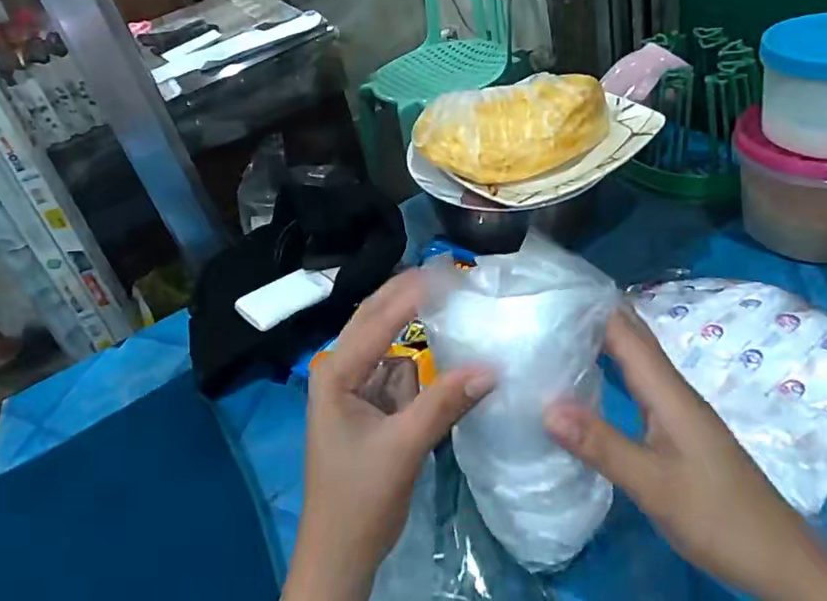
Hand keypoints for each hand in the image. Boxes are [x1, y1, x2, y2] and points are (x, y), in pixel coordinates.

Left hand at [284, 270, 495, 600]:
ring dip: (420, 322)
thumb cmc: (359, 499)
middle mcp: (340, 368)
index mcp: (335, 371)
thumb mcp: (403, 448)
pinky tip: (448, 345)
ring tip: (455, 298)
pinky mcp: (370, 403)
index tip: (451, 271)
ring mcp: (355, 385)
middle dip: (412, 293)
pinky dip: (424, 358)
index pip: (378, 318)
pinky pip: (400, 367)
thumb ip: (444, 403)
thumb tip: (491, 367)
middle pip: (378, 316)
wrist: (340, 555)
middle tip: (453, 271)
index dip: (414, 292)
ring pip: (392, 340)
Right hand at [544, 309, 826, 600]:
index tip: (550, 296)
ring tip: (560, 335)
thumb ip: (601, 444)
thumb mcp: (653, 484)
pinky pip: (641, 382)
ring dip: (603, 341)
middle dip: (594, 316)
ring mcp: (679, 409)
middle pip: (633, 337)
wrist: (778, 557)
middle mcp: (674, 389)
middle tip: (548, 309)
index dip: (590, 307)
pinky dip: (614, 369)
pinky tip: (595, 381)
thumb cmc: (717, 515)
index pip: (625, 330)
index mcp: (668, 390)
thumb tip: (547, 406)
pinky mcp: (680, 428)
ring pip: (637, 359)